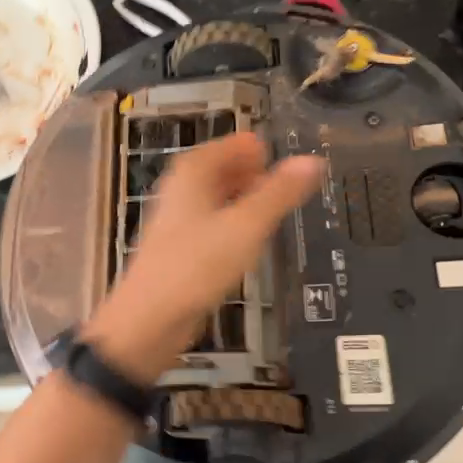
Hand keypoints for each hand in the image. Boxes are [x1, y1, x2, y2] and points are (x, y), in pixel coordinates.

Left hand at [84, 133, 324, 383]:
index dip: (260, 150)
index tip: (289, 163)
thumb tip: (312, 161)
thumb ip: (280, 193)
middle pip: (224, 168)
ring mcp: (178, 218)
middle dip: (255, 174)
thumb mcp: (247, 226)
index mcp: (193, 171)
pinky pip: (212, 222)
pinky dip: (233, 224)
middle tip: (289, 189)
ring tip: (276, 213)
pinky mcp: (180, 246)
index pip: (232, 144)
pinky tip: (249, 242)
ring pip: (218, 196)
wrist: (150, 318)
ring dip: (245, 200)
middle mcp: (181, 187)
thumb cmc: (197, 265)